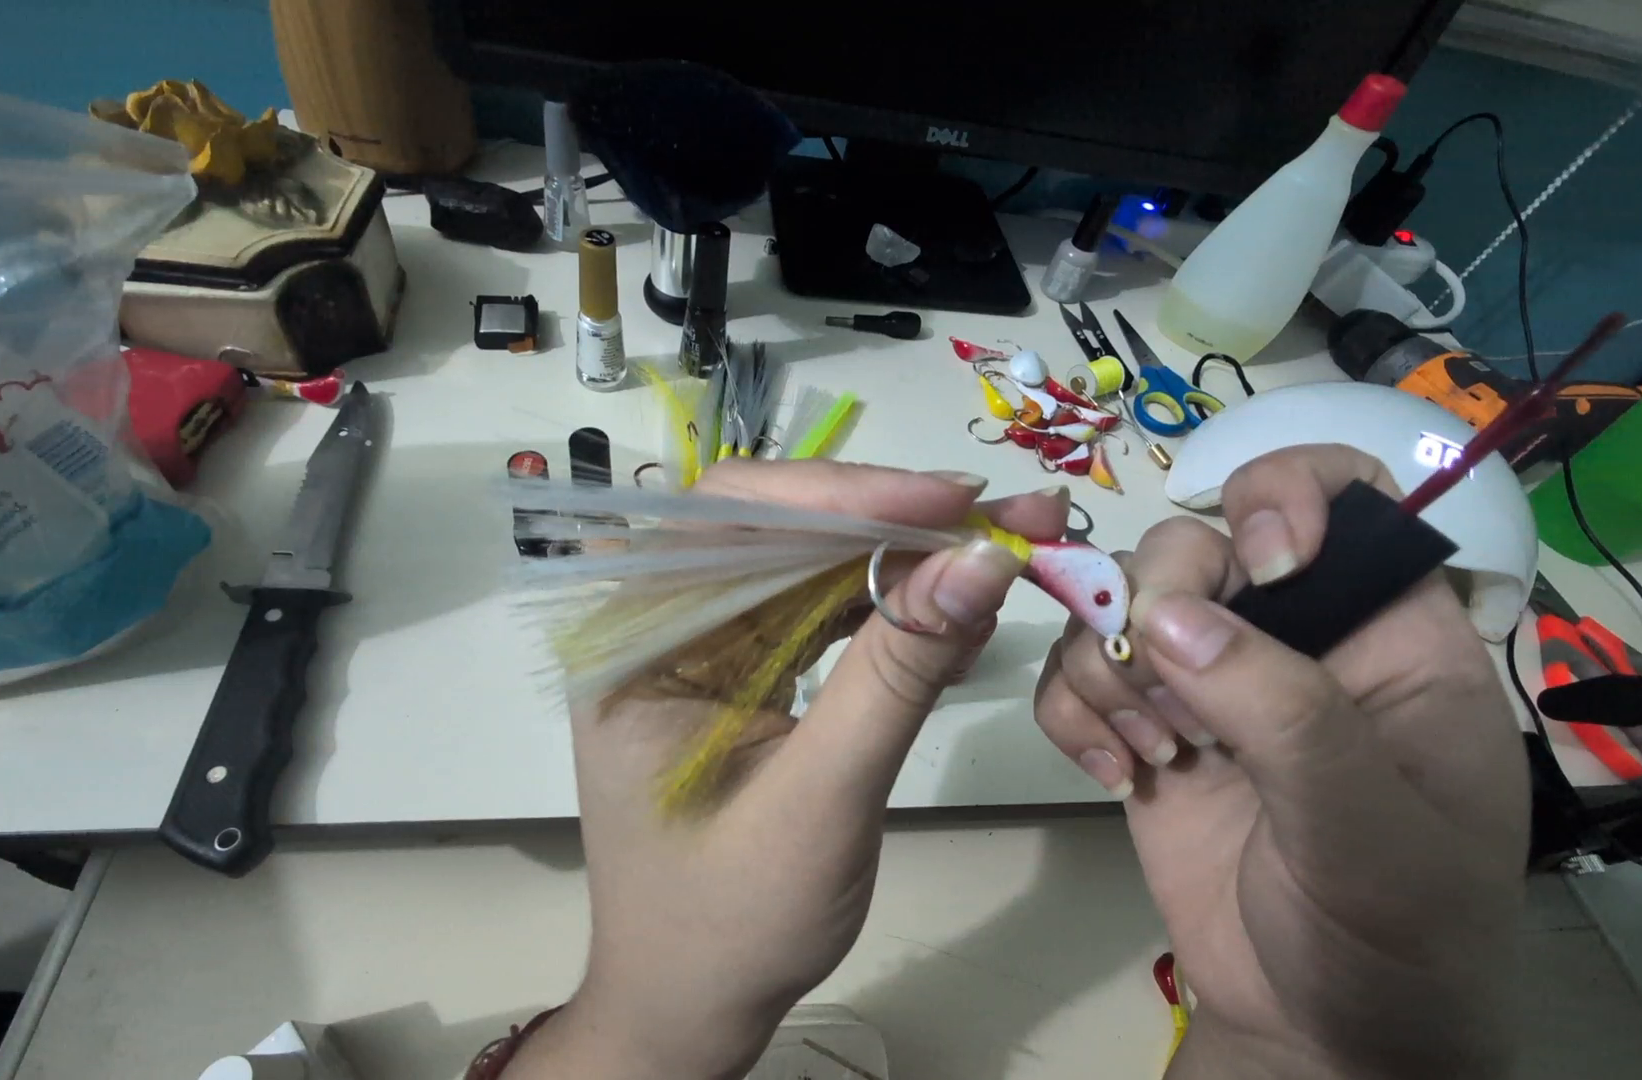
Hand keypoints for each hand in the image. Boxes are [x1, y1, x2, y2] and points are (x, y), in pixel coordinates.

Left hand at [509, 461, 1069, 1079]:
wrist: (694, 1001)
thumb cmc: (731, 923)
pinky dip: (890, 599)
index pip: (729, 518)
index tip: (952, 502)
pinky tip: (954, 601)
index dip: (842, 496)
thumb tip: (985, 561)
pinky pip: (820, 603)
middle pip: (778, 524)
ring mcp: (706, 635)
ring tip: (1001, 544)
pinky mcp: (747, 658)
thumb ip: (898, 673)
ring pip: (810, 557)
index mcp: (636, 641)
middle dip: (893, 516)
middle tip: (1005, 513)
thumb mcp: (823, 801)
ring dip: (906, 550)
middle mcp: (661, 617)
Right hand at [1033, 445, 1527, 1078]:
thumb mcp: (1371, 834)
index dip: (1286, 497)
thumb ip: (1284, 714)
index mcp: (1382, 634)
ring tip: (1154, 758)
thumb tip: (1163, 616)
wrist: (1313, 1030)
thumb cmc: (1393, 938)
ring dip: (1109, 676)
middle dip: (1155, 606)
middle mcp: (1282, 636)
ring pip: (1111, 605)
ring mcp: (1199, 678)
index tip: (1261, 565)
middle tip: (1168, 699)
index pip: (1338, 498)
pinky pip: (1069, 671)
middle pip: (1187, 545)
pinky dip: (1071, 714)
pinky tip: (1115, 775)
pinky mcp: (1136, 720)